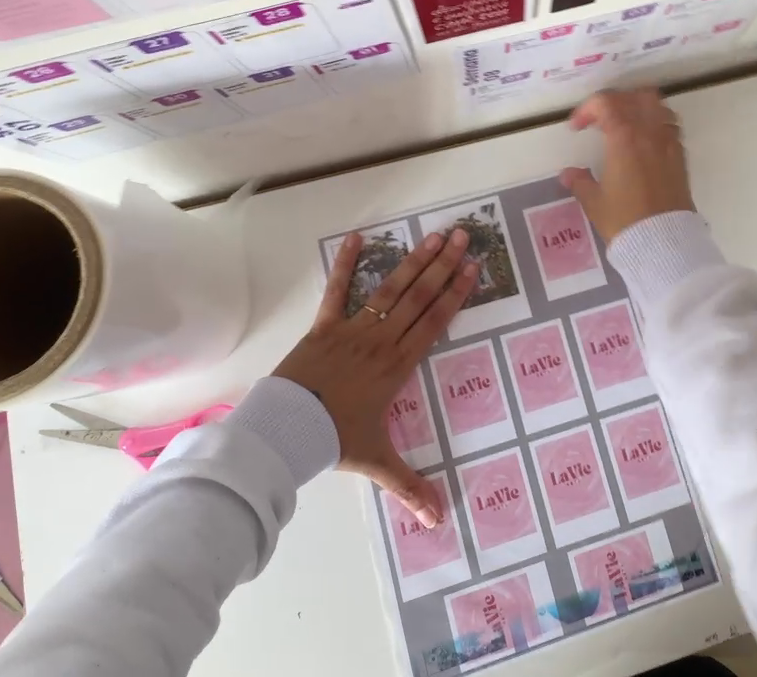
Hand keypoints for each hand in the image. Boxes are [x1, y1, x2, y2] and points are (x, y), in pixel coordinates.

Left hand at [273, 229, 478, 524]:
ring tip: (434, 235)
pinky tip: (356, 237)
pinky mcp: (323, 326)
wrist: (284, 432)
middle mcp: (381, 340)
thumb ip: (408, 486)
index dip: (455, 294)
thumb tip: (438, 520)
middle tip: (463, 235)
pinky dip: (346, 264)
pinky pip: (337, 291)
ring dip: (413, 261)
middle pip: (418, 297)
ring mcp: (352, 330)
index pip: (433, 323)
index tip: (472, 268)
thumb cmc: (333, 440)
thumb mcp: (376, 462)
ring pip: (389, 290)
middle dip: (443, 265)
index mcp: (397, 366)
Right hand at [558, 89, 694, 245]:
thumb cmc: (624, 220)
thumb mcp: (594, 202)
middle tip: (600, 119)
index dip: (587, 109)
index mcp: (624, 138)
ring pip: (657, 105)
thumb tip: (568, 174)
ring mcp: (668, 142)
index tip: (577, 127)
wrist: (664, 241)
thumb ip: (580, 182)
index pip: (606, 103)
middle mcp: (649, 133)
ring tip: (624, 125)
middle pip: (633, 97)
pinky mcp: (680, 156)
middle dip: (614, 101)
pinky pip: (669, 124)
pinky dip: (655, 122)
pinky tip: (644, 141)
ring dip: (637, 107)